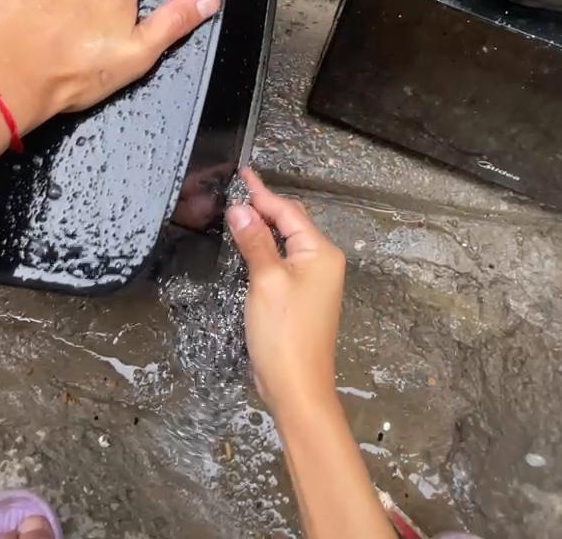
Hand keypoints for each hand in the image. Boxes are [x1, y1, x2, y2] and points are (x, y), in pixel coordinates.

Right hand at [226, 168, 347, 413]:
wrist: (298, 388)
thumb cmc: (284, 333)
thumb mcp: (265, 280)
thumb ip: (253, 241)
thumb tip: (240, 209)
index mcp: (320, 252)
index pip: (288, 211)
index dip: (262, 193)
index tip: (243, 174)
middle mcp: (323, 261)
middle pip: (291, 222)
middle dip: (265, 206)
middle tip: (238, 189)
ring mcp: (315, 281)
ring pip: (287, 241)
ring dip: (264, 226)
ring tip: (241, 209)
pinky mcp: (303, 297)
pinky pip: (285, 260)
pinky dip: (266, 248)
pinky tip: (251, 244)